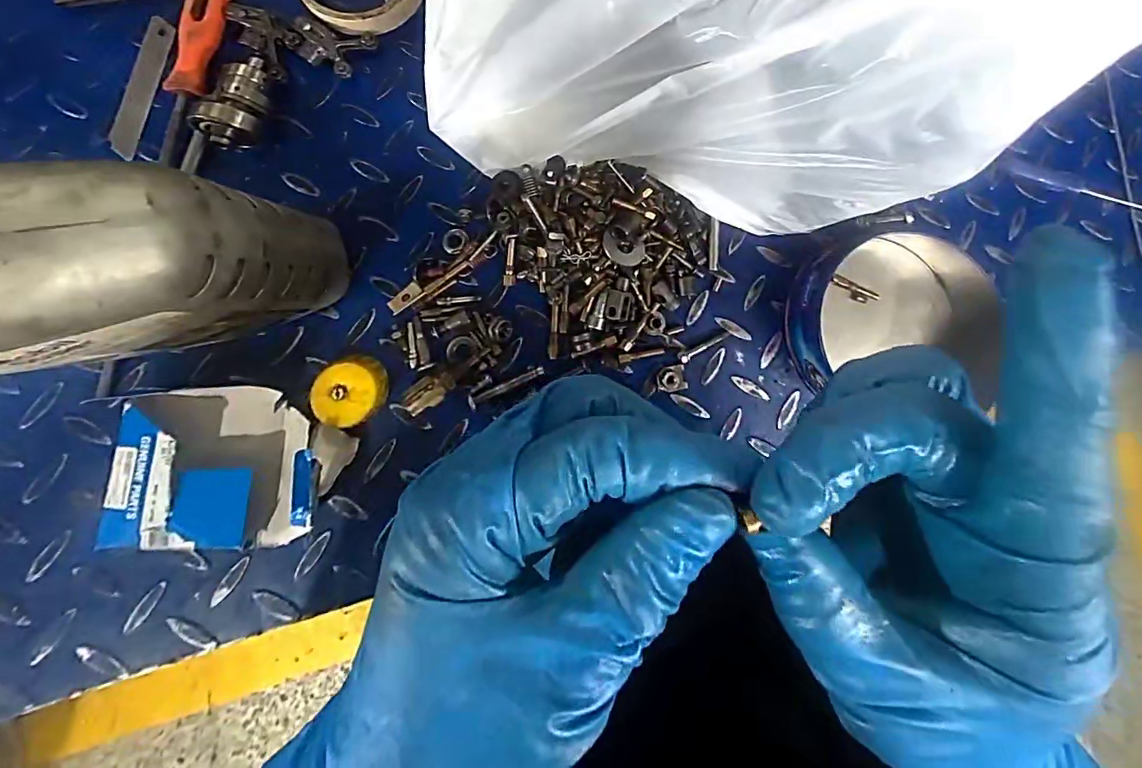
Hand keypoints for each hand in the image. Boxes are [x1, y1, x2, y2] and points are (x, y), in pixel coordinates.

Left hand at [270, 375, 750, 767]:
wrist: (403, 765)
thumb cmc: (474, 732)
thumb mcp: (568, 664)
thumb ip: (642, 576)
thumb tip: (717, 508)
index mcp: (466, 509)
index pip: (585, 447)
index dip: (669, 456)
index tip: (738, 480)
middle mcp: (464, 471)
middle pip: (572, 408)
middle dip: (650, 435)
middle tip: (711, 480)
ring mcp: (474, 478)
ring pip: (569, 421)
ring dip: (635, 445)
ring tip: (689, 488)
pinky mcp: (491, 497)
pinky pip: (563, 456)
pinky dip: (614, 470)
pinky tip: (648, 502)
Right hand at [747, 227, 1118, 767]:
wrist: (955, 726)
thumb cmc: (956, 719)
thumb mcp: (892, 690)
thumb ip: (827, 608)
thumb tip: (768, 516)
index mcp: (1041, 543)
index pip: (1059, 429)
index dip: (1059, 339)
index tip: (1058, 251)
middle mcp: (995, 479)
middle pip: (926, 398)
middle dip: (851, 438)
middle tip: (789, 498)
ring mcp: (939, 461)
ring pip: (878, 392)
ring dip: (827, 437)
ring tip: (793, 503)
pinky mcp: (890, 456)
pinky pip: (845, 412)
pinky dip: (814, 441)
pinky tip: (800, 489)